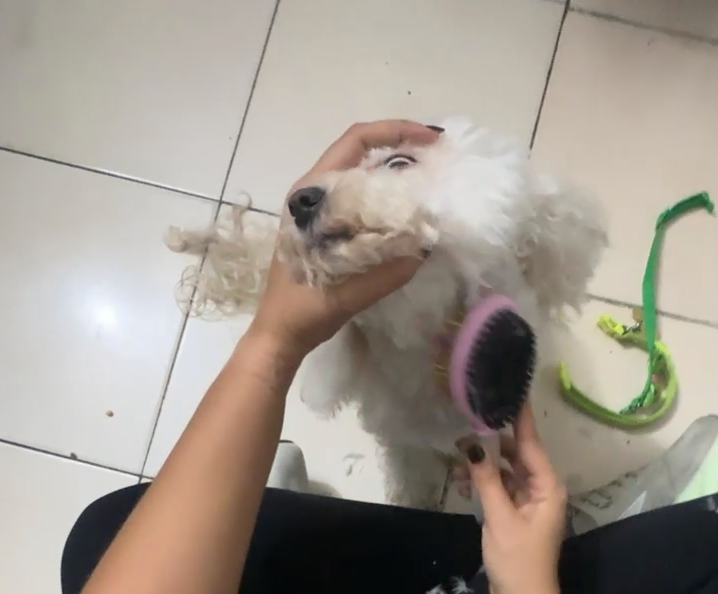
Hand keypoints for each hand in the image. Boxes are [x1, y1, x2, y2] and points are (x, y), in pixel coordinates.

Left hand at [243, 120, 441, 364]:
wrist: (278, 337)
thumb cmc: (301, 313)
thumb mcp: (342, 296)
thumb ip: (382, 276)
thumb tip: (423, 251)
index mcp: (309, 198)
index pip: (354, 143)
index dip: (395, 132)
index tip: (430, 141)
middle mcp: (313, 196)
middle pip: (362, 154)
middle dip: (402, 151)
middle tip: (438, 163)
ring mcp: (319, 212)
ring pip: (363, 178)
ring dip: (396, 176)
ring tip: (429, 186)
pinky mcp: (326, 230)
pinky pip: (361, 203)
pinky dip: (387, 202)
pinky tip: (408, 217)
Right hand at [466, 405, 569, 593]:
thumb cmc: (517, 561)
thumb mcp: (499, 519)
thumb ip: (486, 480)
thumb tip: (473, 444)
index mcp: (547, 486)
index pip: (530, 441)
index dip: (517, 416)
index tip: (507, 389)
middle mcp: (542, 487)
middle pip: (518, 452)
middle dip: (492, 440)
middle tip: (465, 424)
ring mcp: (530, 500)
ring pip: (506, 470)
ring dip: (485, 463)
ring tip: (459, 456)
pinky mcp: (518, 512)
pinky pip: (502, 487)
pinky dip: (486, 481)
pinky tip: (465, 479)